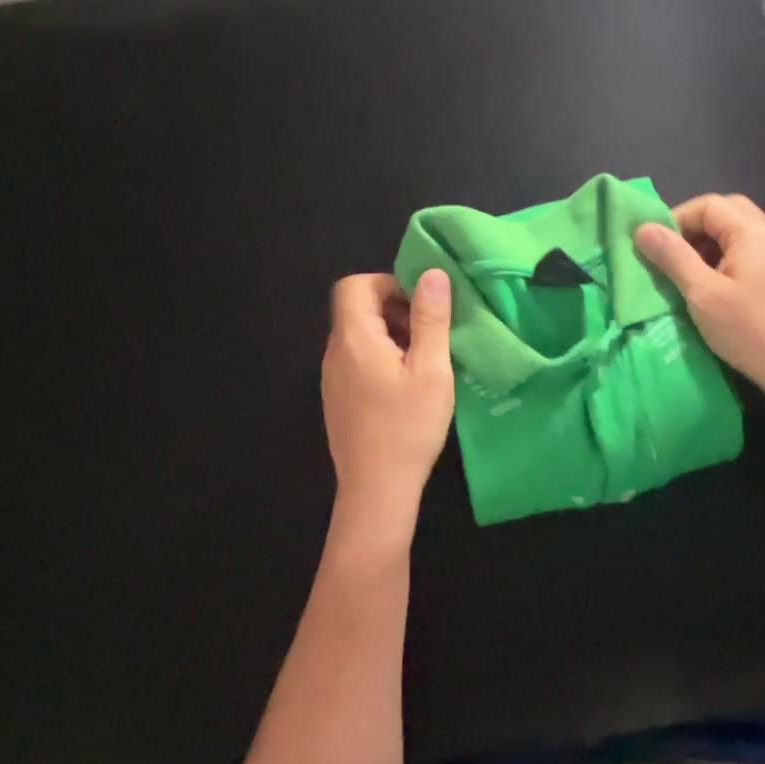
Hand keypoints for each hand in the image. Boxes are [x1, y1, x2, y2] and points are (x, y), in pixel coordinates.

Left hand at [321, 270, 455, 544]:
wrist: (376, 490)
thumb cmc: (407, 428)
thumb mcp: (431, 370)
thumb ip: (430, 319)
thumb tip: (432, 273)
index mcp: (354, 338)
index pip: (355, 285)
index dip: (388, 283)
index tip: (421, 304)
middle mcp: (335, 353)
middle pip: (356, 309)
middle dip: (394, 310)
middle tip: (430, 334)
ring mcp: (332, 379)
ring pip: (358, 337)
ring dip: (390, 336)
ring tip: (424, 362)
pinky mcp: (337, 400)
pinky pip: (356, 361)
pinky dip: (381, 359)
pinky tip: (406, 388)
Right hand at [634, 194, 764, 403]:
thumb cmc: (751, 331)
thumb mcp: (703, 294)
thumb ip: (673, 257)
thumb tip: (643, 227)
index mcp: (753, 232)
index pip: (708, 205)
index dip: (676, 219)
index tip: (654, 248)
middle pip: (726, 214)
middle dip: (693, 230)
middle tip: (671, 257)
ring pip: (738, 237)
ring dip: (708, 249)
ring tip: (687, 278)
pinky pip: (748, 258)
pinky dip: (724, 265)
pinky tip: (713, 294)